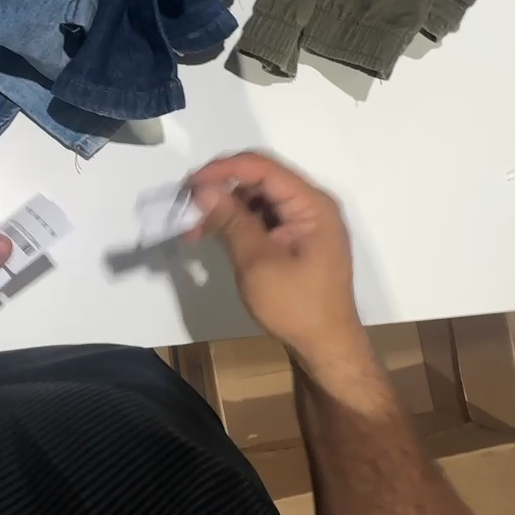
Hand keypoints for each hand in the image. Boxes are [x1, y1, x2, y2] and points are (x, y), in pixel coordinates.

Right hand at [186, 151, 362, 367]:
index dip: (223, 169)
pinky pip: (261, 217)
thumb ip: (231, 221)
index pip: (262, 168)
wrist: (326, 346)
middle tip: (187, 207)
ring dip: (224, 208)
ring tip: (193, 229)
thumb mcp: (257, 262)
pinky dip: (236, 223)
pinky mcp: (295, 237)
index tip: (189, 184)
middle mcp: (311, 205)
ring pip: (256, 198)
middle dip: (220, 189)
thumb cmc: (296, 306)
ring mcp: (304, 221)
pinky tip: (212, 236)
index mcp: (311, 204)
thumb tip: (203, 189)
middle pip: (259, 180)